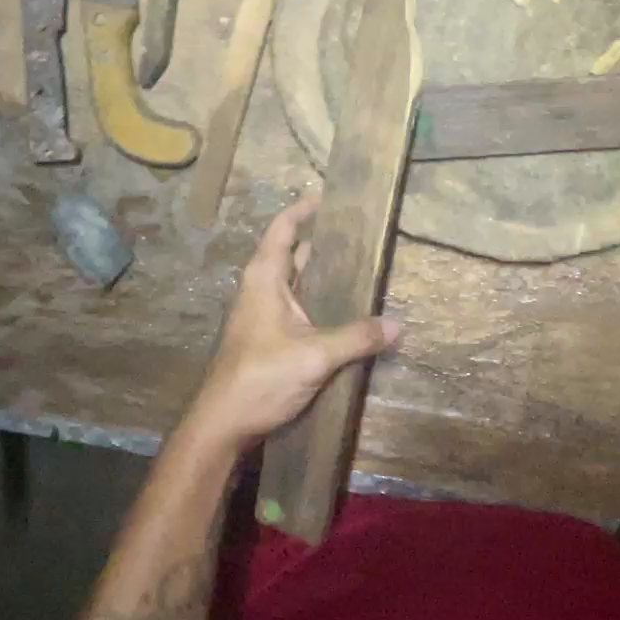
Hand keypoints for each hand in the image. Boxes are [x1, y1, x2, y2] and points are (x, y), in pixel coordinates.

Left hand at [182, 197, 400, 452]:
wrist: (222, 424)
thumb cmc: (261, 378)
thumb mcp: (315, 356)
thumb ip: (357, 338)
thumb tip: (397, 325)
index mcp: (265, 278)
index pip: (283, 229)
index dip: (303, 209)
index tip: (329, 195)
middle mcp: (262, 290)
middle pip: (294, 254)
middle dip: (323, 242)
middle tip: (360, 234)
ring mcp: (264, 315)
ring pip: (298, 284)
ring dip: (324, 275)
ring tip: (362, 268)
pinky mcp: (269, 339)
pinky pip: (299, 309)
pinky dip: (321, 302)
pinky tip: (347, 312)